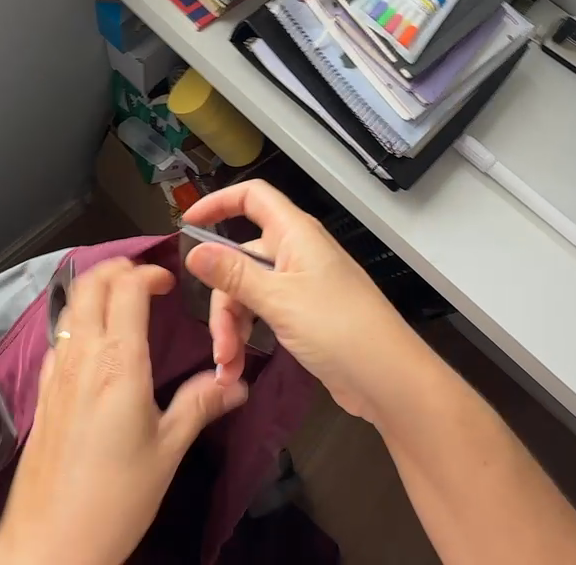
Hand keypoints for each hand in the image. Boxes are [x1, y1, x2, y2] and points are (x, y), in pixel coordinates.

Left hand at [0, 259, 248, 564]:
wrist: (49, 544)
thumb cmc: (116, 498)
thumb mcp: (167, 451)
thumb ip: (199, 406)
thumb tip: (236, 383)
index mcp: (119, 363)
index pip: (128, 288)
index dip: (149, 272)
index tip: (170, 282)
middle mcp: (83, 356)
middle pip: (91, 283)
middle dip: (119, 268)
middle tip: (146, 279)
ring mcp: (56, 372)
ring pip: (70, 306)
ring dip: (96, 290)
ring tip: (123, 301)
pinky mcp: (41, 392)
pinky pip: (58, 337)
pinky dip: (78, 321)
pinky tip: (95, 345)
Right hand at [181, 181, 429, 424]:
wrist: (388, 378)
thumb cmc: (337, 327)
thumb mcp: (278, 300)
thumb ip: (234, 274)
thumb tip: (194, 250)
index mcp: (295, 233)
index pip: (253, 197)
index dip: (219, 203)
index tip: (187, 224)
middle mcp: (297, 252)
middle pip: (241, 258)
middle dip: (223, 300)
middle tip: (219, 345)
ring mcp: (301, 284)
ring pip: (249, 290)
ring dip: (233, 327)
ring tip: (228, 366)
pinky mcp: (304, 314)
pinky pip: (264, 313)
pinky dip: (248, 335)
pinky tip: (238, 368)